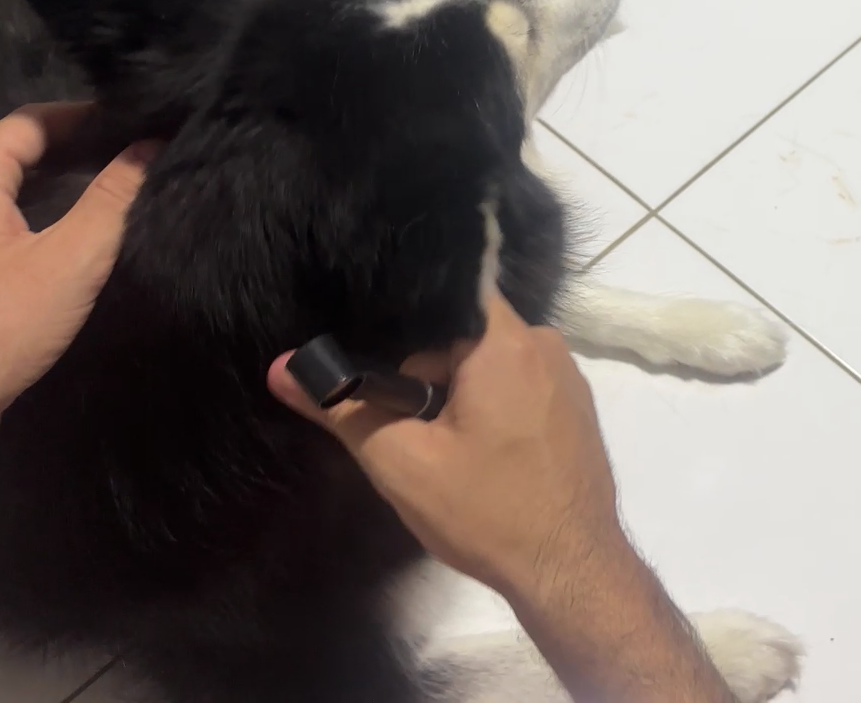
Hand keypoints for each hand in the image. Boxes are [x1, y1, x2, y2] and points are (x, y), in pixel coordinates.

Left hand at [0, 103, 153, 465]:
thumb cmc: (0, 321)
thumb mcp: (75, 255)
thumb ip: (115, 197)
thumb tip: (151, 147)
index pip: (25, 123)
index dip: (85, 114)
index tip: (140, 118)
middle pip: (9, 151)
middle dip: (76, 142)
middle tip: (140, 147)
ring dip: (57, 175)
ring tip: (118, 180)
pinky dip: (38, 204)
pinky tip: (74, 226)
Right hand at [267, 294, 624, 596]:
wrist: (568, 559)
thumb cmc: (487, 506)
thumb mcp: (402, 462)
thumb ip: (345, 408)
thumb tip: (284, 368)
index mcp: (510, 342)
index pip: (452, 299)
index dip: (409, 325)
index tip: (380, 358)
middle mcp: (547, 344)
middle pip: (469, 337)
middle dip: (430, 372)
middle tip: (411, 427)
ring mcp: (568, 373)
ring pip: (495, 363)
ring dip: (461, 394)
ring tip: (445, 446)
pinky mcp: (576, 402)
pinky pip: (523, 383)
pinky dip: (494, 404)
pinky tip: (483, 451)